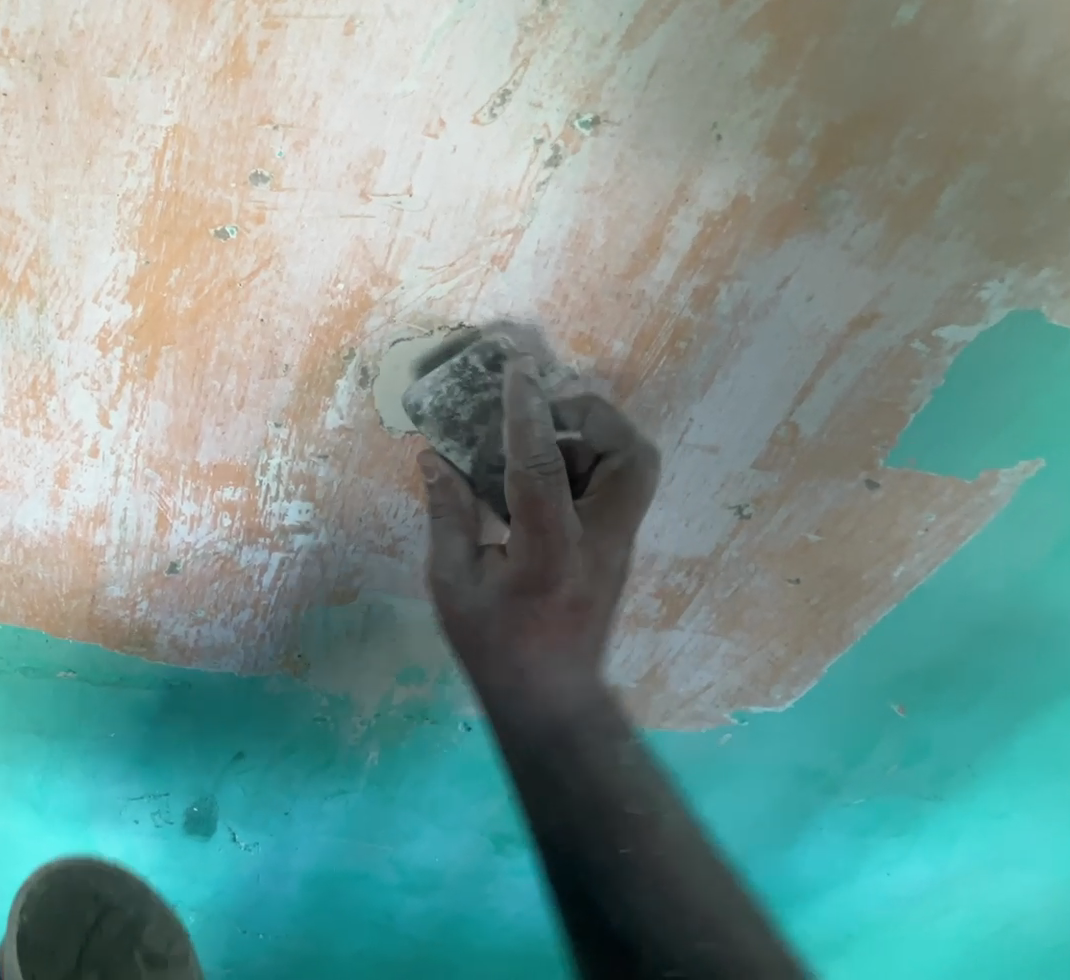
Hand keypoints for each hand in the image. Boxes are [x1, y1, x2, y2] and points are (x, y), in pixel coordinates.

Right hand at [417, 357, 659, 710]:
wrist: (551, 698)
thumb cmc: (492, 643)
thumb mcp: (452, 580)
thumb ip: (448, 513)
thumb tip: (433, 457)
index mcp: (550, 549)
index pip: (543, 464)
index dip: (527, 413)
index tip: (517, 371)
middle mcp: (600, 540)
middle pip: (631, 456)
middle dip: (593, 415)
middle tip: (545, 407)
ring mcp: (619, 546)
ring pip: (635, 469)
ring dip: (593, 437)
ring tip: (539, 437)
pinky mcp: (619, 550)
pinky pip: (618, 487)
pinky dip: (587, 463)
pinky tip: (541, 475)